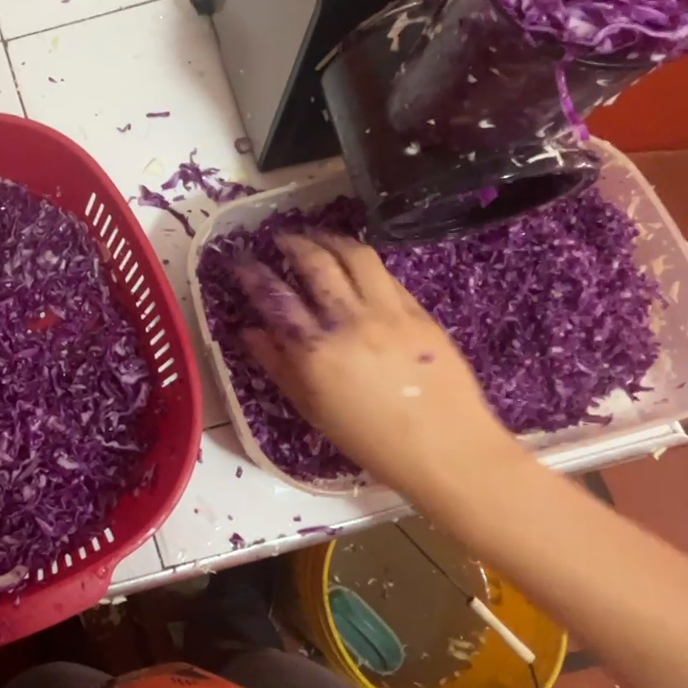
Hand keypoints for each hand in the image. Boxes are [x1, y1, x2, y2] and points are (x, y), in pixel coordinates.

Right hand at [237, 232, 518, 494]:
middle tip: (280, 239)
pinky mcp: (419, 312)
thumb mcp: (310, 407)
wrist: (445, 449)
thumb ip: (277, 365)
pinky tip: (354, 265)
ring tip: (316, 238)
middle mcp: (347, 321)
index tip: (242, 261)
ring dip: (329, 239)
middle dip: (292, 243)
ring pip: (355, 255)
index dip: (253, 273)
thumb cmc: (369, 438)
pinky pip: (385, 275)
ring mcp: (387, 312)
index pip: (274, 296)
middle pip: (315, 263)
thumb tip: (249, 332)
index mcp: (314, 350)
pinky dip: (363, 263)